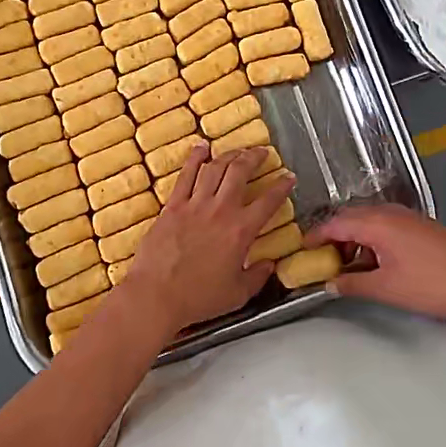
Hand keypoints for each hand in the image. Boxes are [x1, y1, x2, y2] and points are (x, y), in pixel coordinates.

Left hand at [119, 144, 294, 338]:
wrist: (156, 295)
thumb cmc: (198, 298)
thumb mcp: (238, 294)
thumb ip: (257, 276)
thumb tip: (268, 265)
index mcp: (241, 230)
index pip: (268, 201)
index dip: (282, 186)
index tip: (289, 177)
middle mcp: (220, 210)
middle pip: (240, 172)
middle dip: (254, 158)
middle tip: (262, 152)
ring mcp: (195, 205)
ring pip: (215, 168)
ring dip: (229, 155)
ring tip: (238, 150)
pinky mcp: (172, 206)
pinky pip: (186, 176)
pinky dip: (195, 159)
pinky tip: (201, 148)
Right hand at [307, 203, 445, 330]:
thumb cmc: (433, 285)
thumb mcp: (386, 289)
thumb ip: (352, 283)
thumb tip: (331, 283)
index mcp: (376, 222)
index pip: (335, 222)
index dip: (315, 236)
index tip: (301, 250)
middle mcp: (390, 212)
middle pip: (350, 218)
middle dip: (333, 237)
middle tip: (321, 260)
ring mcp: (407, 217)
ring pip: (369, 222)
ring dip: (353, 240)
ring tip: (347, 266)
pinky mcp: (420, 226)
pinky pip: (385, 226)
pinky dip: (372, 240)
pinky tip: (375, 263)